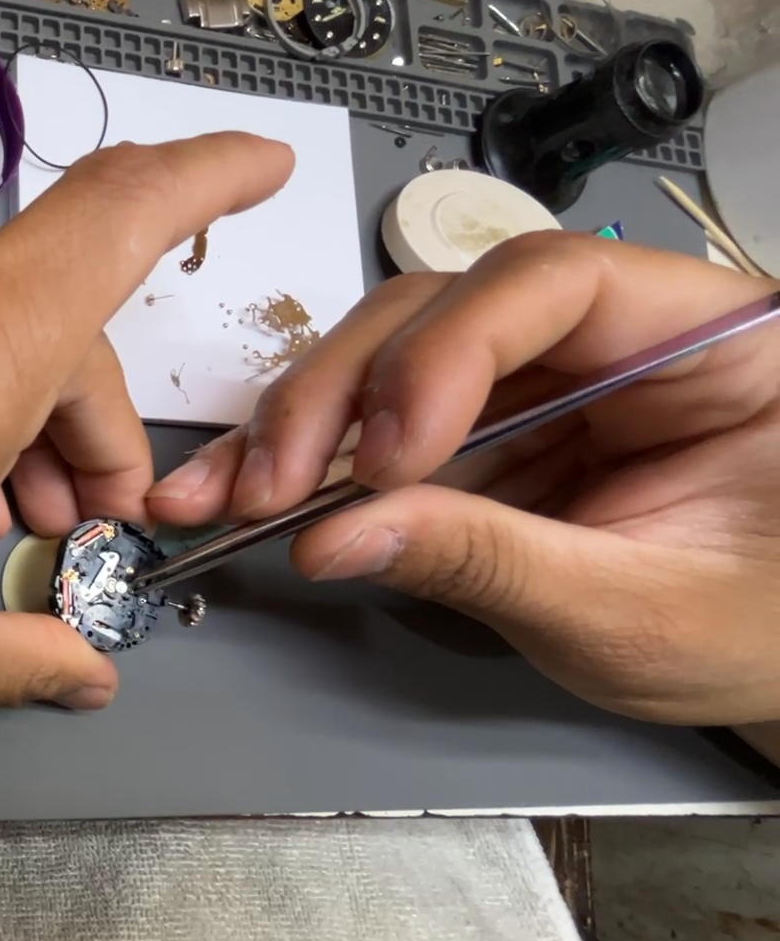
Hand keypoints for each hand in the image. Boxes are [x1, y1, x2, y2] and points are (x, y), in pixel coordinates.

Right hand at [146, 233, 779, 726]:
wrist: (760, 653)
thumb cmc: (761, 632)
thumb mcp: (638, 614)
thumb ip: (489, 562)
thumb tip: (329, 540)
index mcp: (707, 344)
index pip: (547, 287)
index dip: (442, 356)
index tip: (390, 462)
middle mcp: (588, 342)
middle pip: (419, 317)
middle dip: (325, 403)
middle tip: (268, 492)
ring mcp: (503, 385)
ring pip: (358, 365)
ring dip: (276, 435)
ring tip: (214, 499)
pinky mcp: (443, 431)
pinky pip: (343, 426)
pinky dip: (275, 462)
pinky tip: (220, 492)